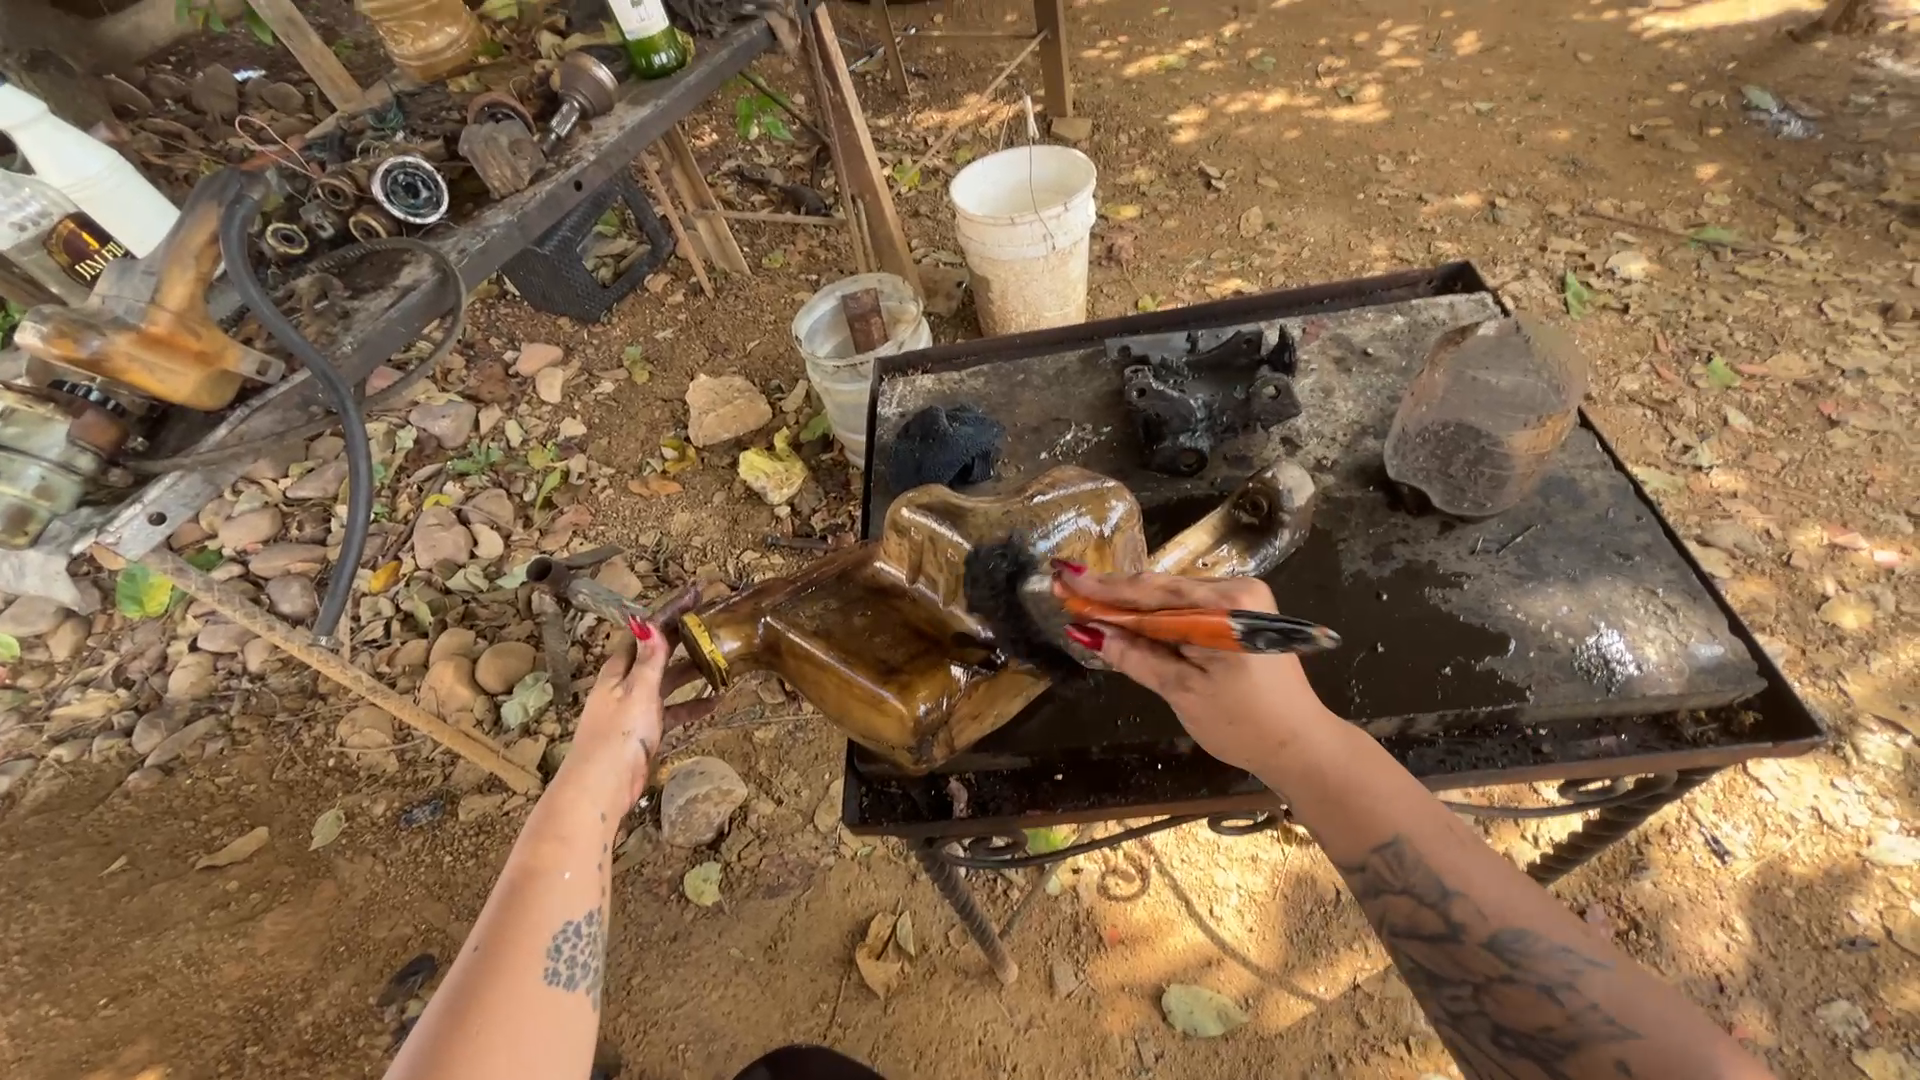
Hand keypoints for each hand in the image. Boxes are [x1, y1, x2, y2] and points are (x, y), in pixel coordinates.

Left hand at [554, 589, 717, 816]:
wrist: (601, 787)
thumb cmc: (619, 735)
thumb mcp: (638, 691)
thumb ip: (650, 660)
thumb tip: (651, 623)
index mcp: (619, 668)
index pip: (648, 630)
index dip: (671, 610)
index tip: (696, 592)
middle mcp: (626, 682)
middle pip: (659, 651)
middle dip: (685, 635)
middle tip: (714, 619)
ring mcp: (636, 707)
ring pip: (669, 680)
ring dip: (692, 671)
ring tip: (721, 660)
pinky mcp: (646, 730)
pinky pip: (674, 710)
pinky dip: (693, 706)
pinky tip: (715, 703)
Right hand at [1054, 568, 1339, 774]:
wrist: (1301, 744)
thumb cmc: (1244, 724)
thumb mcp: (1182, 691)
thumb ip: (1136, 656)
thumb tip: (1088, 632)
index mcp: (1228, 606)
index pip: (1151, 595)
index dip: (1102, 591)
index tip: (1063, 578)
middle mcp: (1237, 590)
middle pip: (1160, 590)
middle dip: (1111, 594)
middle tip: (1065, 585)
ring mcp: (1242, 599)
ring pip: (1170, 597)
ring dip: (1130, 605)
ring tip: (1085, 601)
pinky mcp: (1242, 613)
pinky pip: (1186, 607)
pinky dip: (1155, 615)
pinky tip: (1124, 615)